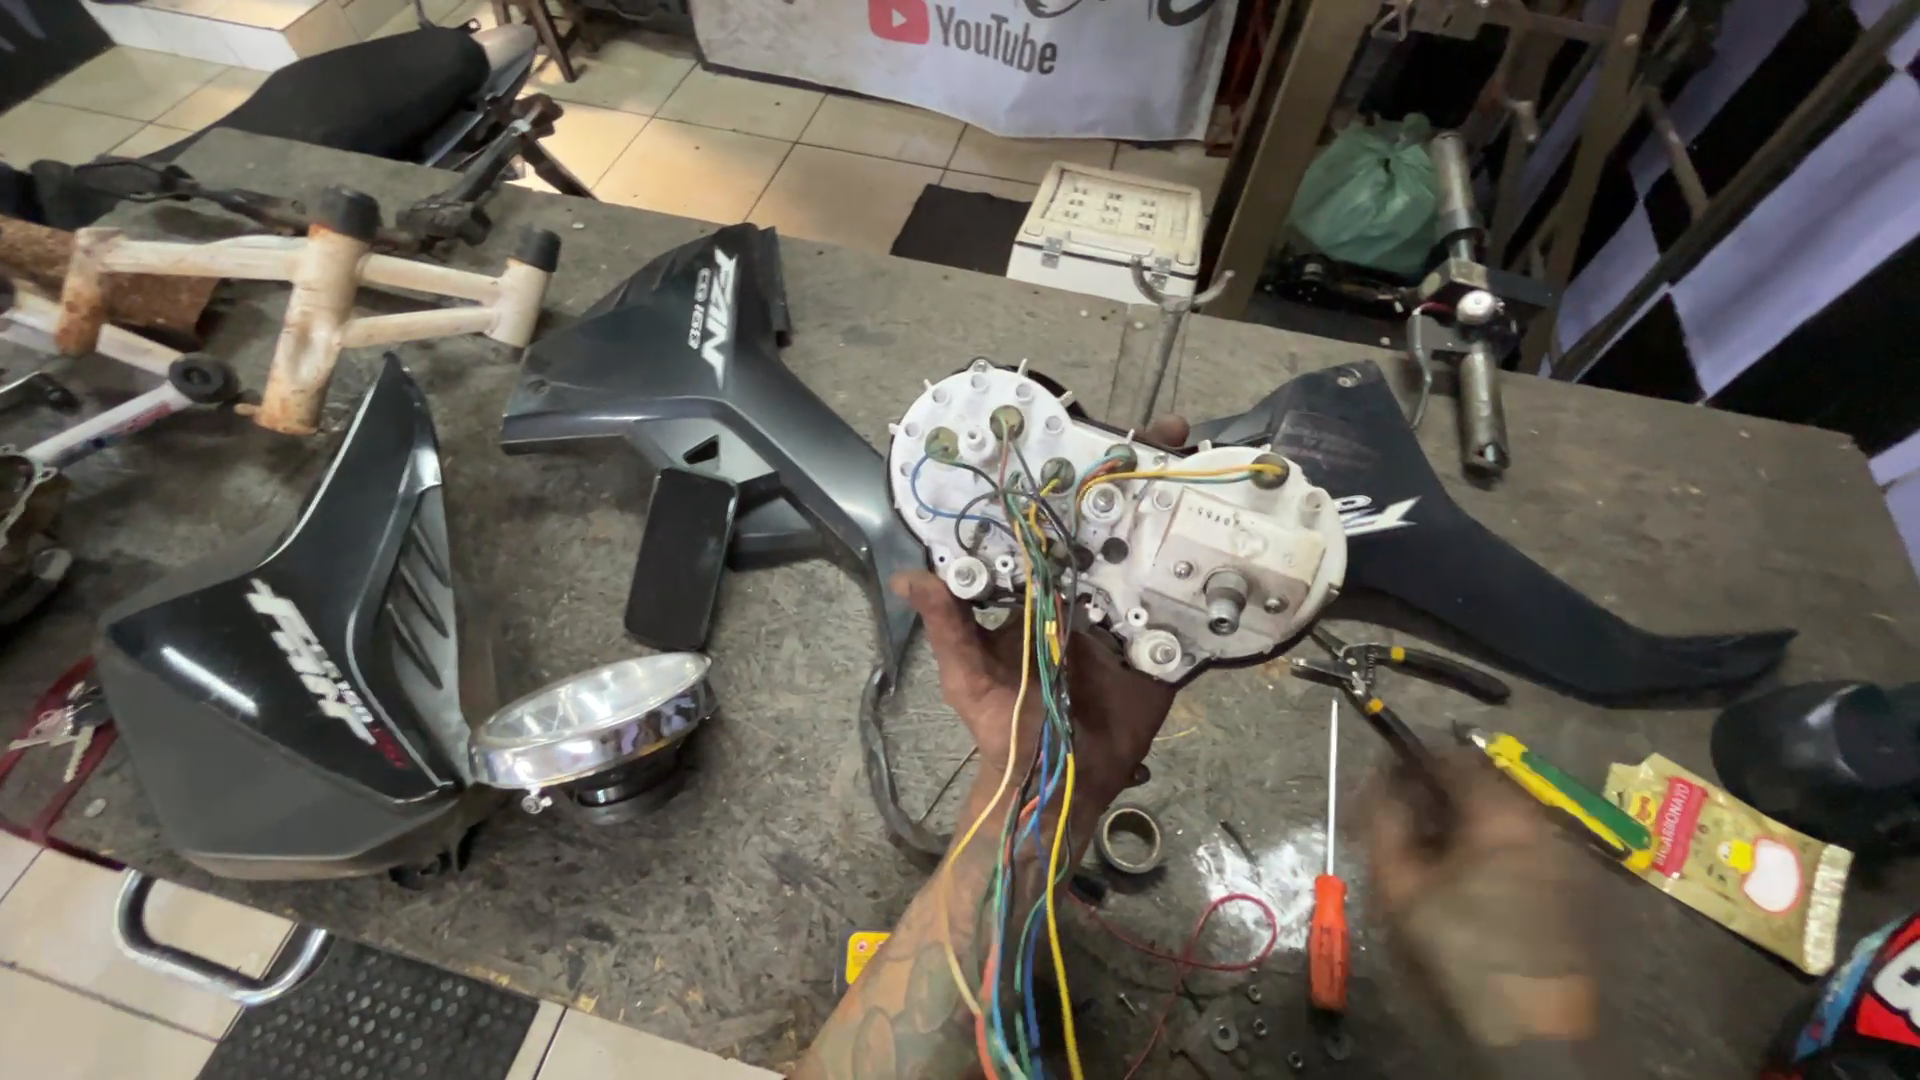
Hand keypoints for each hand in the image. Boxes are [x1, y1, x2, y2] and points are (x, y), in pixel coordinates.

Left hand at [892, 415, 1189, 820]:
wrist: (1059, 779)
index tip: (1086, 436)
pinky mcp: (1161, 643)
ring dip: (1180, 513)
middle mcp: (1084, 586)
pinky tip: (1237, 543)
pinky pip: (1185, 607)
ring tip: (1210, 470)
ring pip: (1153, 553)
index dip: (1069, 480)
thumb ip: (947, 624)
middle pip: (1111, 523)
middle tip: (1170, 432)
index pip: (1052, 521)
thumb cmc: (1003, 721)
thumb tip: (908, 576)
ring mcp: (1127, 611)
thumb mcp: (967, 672)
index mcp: (1038, 583)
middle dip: (1140, 477)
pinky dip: (1210, 579)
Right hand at [1364, 753, 1597, 1050]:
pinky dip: (1484, 842)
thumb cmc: (1456, 948)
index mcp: (1500, 815)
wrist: (1528, 1028)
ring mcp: (1563, 856)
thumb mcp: (1398, 882)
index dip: (1409, 756)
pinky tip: (1460, 871)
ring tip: (1424, 845)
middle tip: (1397, 813)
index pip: (1449, 756)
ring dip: (1457, 818)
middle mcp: (1539, 824)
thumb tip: (1374, 781)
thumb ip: (1381, 819)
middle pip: (1476, 783)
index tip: (1381, 771)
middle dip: (1432, 791)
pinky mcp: (1571, 886)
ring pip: (1497, 814)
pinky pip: (1518, 842)